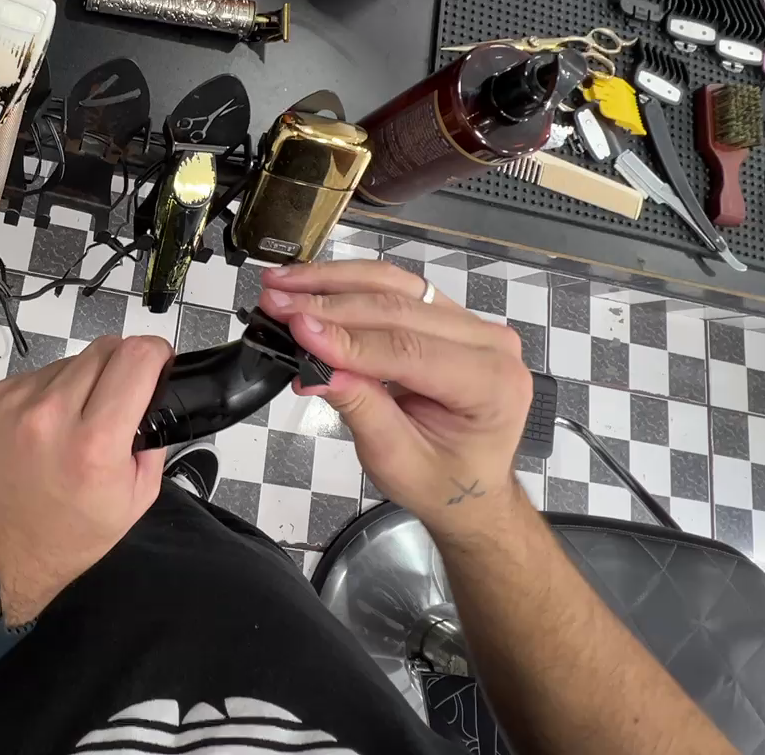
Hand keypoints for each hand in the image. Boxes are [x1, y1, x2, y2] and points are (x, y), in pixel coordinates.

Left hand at [0, 335, 170, 625]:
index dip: (157, 354)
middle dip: (124, 366)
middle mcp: (52, 414)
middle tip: (122, 398)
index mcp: (94, 443)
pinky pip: (41, 374)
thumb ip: (153, 437)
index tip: (160, 364)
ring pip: (73, 358)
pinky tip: (48, 426)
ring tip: (78, 420)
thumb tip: (156, 389)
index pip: (137, 357)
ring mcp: (17, 401)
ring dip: (86, 380)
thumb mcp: (136, 498)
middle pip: (107, 347)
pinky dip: (53, 391)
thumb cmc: (68, 535)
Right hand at [259, 261, 533, 539]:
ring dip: (329, 281)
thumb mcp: (396, 459)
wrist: (468, 484)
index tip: (295, 326)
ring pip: (391, 284)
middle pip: (397, 308)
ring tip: (280, 282)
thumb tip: (314, 370)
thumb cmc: (438, 480)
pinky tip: (307, 281)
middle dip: (327, 303)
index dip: (348, 338)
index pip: (409, 350)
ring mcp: (468, 321)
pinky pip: (391, 285)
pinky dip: (343, 283)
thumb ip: (361, 408)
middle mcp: (488, 342)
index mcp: (491, 384)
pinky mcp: (442, 310)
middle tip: (273, 300)